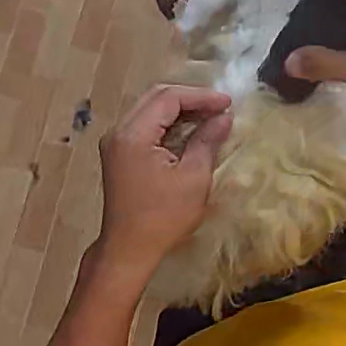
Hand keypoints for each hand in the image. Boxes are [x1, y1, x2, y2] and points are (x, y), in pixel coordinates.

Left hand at [97, 84, 232, 275]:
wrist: (130, 249)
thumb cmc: (164, 216)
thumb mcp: (194, 176)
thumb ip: (207, 140)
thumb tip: (225, 117)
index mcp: (133, 135)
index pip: (168, 98)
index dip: (201, 96)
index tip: (229, 103)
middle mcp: (119, 132)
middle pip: (157, 97)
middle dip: (191, 98)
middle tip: (221, 107)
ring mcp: (117, 142)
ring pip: (151, 109)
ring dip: (182, 109)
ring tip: (212, 115)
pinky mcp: (120, 153)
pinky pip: (147, 125)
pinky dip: (171, 123)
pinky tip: (192, 129)